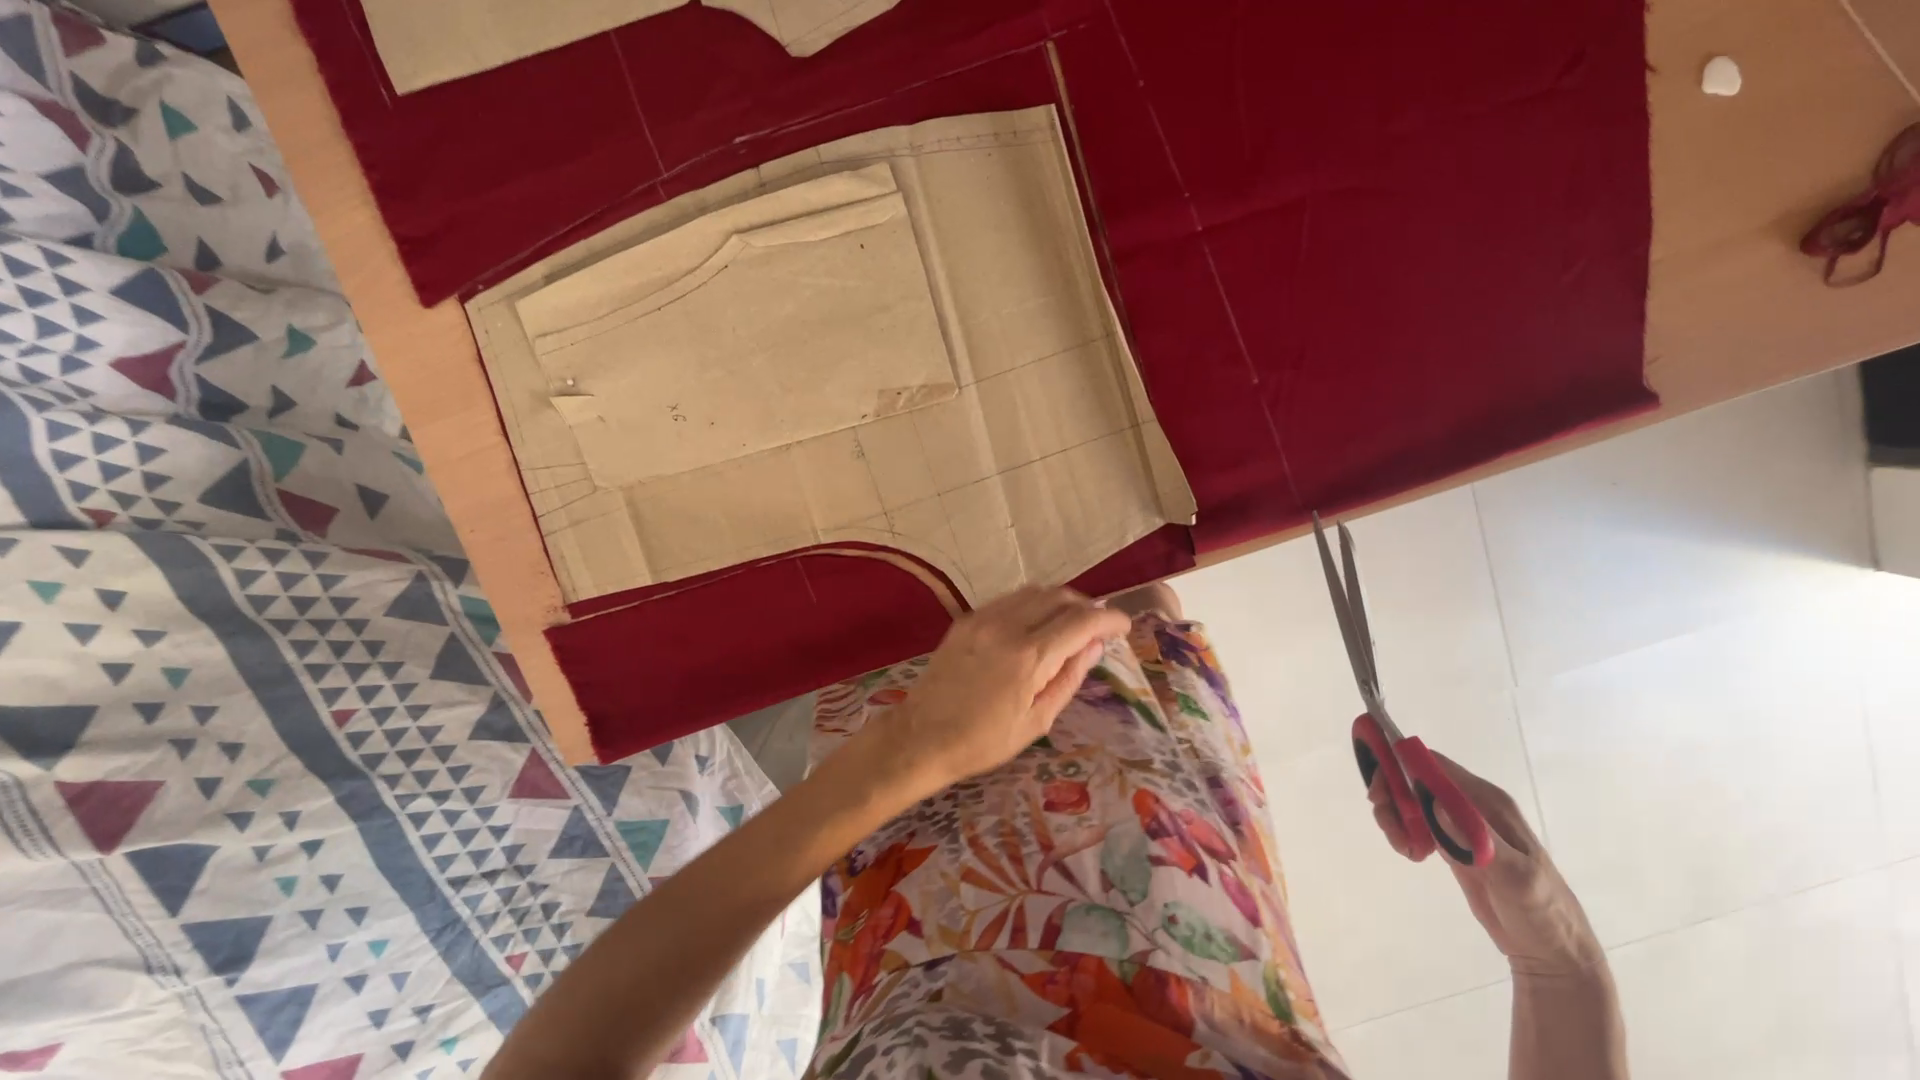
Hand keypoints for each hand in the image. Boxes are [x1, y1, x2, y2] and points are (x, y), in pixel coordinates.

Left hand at [860, 586, 1130, 798]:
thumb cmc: (983, 742)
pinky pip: (1008, 600)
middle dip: (1086, 606)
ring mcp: (983, 620)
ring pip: (1033, 592)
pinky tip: (1034, 626)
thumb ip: (1068, 679)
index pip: (1082, 621)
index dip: (1109, 618)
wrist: (921, 738)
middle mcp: (1007, 627)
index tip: (1123, 626)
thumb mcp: (1037, 721)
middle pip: (1059, 597)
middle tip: (1098, 627)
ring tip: (1069, 624)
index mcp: (1029, 656)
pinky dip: (1031, 604)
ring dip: (1059, 601)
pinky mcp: (966, 622)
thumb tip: (1094, 647)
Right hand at [1369, 751, 1605, 977]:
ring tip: (1402, 848)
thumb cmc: (1541, 910)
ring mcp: (1462, 825)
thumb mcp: (1515, 876)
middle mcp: (1473, 806)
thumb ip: (1476, 839)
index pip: (1436, 767)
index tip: (1380, 791)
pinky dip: (1404, 834)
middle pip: (1417, 781)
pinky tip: (1410, 854)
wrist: (1551, 949)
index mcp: (1489, 802)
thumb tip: (1434, 801)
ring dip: (1396, 818)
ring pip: (1412, 803)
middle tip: (1388, 827)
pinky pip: (1418, 825)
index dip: (1402, 768)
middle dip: (1393, 796)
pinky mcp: (1454, 845)